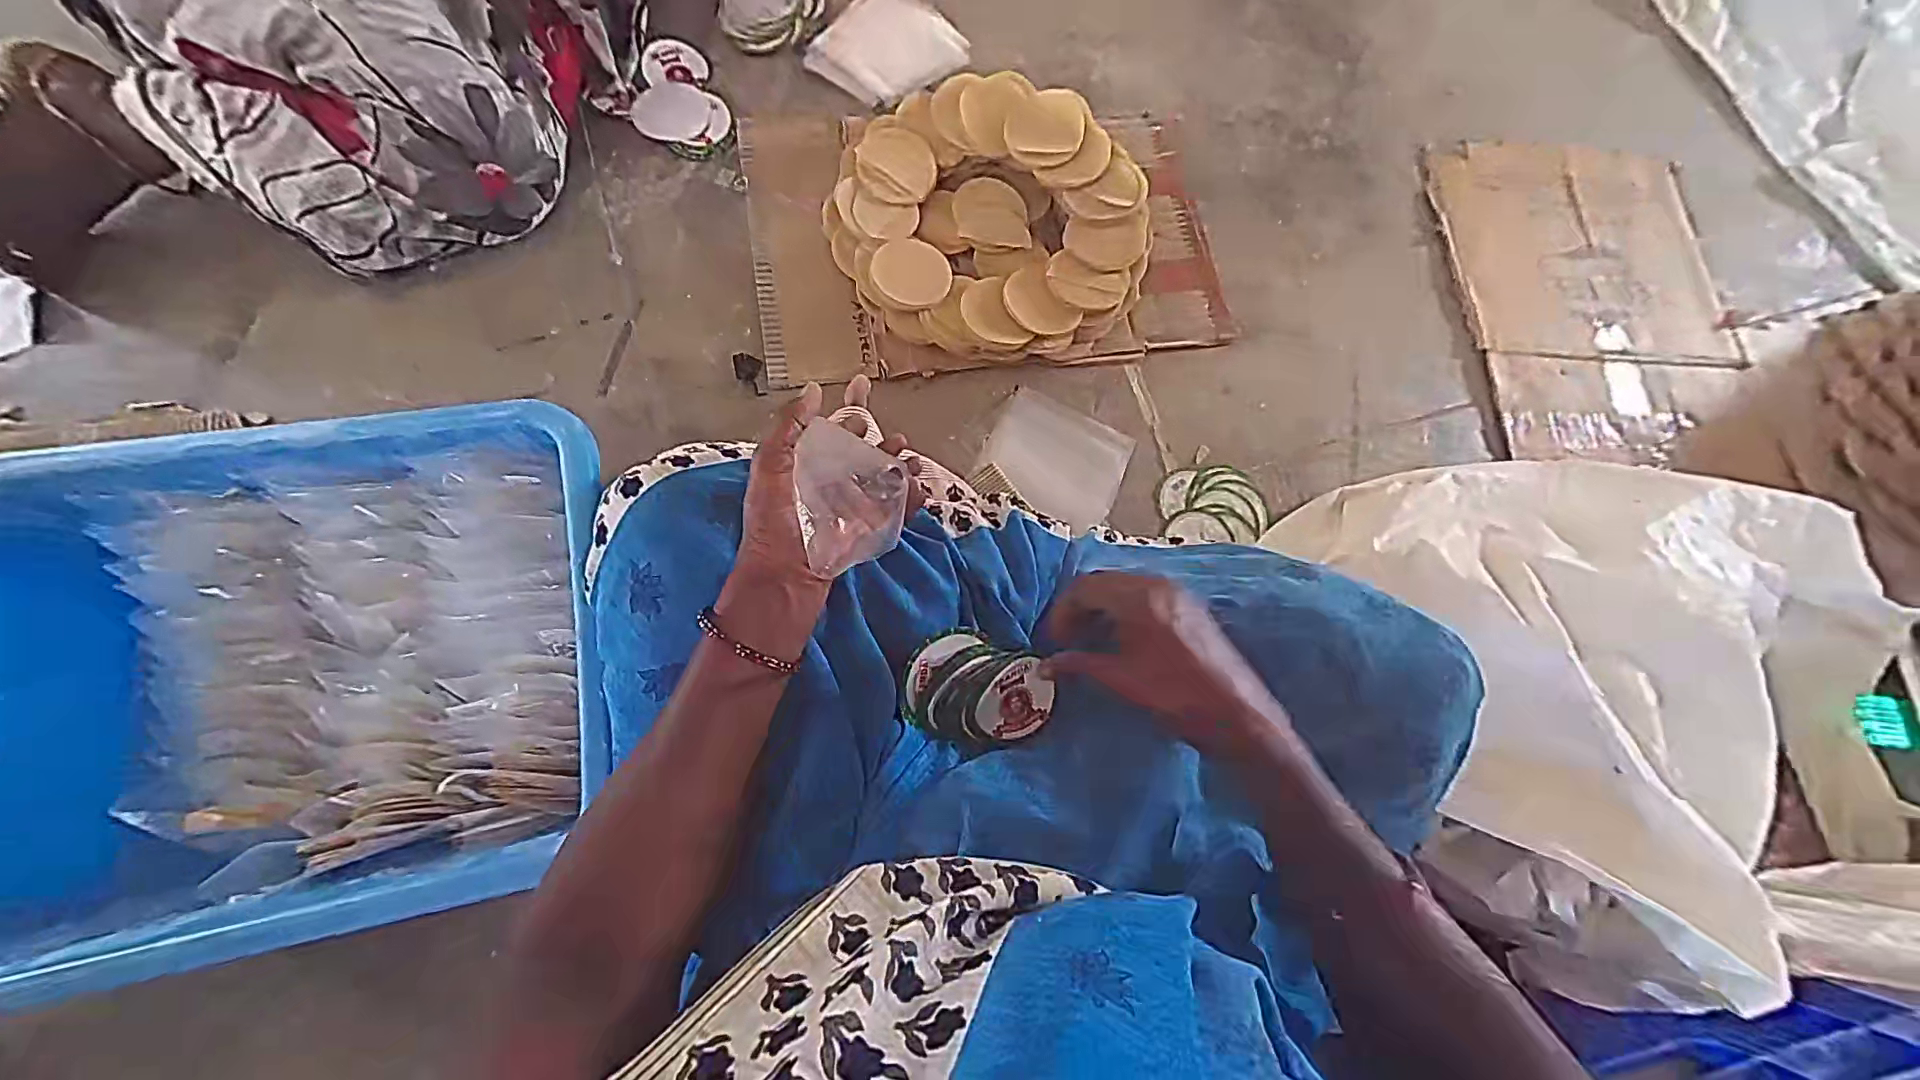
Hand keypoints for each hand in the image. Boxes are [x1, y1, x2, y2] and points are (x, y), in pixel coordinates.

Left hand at [721, 379, 919, 658]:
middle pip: (866, 455)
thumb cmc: (774, 519)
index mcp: (810, 464)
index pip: (834, 430)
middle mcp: (834, 483)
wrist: (785, 574)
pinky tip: (919, 488)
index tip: (862, 386)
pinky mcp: (869, 530)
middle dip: (884, 443)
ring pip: (885, 480)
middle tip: (898, 438)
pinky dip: (911, 498)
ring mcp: (853, 507)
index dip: (850, 409)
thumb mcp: (771, 466)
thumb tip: (814, 391)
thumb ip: (788, 427)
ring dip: (902, 468)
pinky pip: (895, 510)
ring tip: (913, 460)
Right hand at [1043, 572, 1291, 757]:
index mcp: (1139, 597)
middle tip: (1065, 639)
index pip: (1085, 587)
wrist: (1238, 716)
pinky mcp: (1189, 608)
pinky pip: (1145, 596)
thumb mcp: (1121, 679)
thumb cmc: (1176, 697)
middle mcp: (1158, 585)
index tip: (1053, 640)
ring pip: (1124, 587)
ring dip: (1100, 608)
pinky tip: (1118, 639)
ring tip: (1088, 640)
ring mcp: (1178, 594)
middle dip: (1079, 608)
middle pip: (1103, 582)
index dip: (1062, 612)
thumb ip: (1080, 664)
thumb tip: (1047, 665)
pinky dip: (1123, 610)